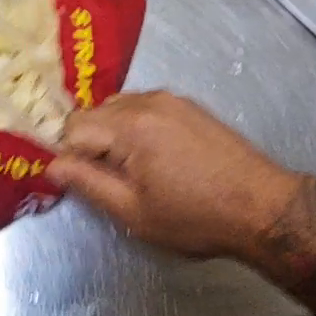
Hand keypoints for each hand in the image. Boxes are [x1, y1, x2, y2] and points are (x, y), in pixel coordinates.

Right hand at [47, 91, 303, 259]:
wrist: (262, 206)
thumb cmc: (195, 217)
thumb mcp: (134, 212)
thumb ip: (88, 184)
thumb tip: (53, 166)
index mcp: (130, 126)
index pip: (73, 126)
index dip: (68, 154)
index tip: (78, 180)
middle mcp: (146, 101)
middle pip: (94, 112)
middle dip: (89, 143)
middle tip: (105, 180)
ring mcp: (169, 98)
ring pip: (117, 108)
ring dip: (111, 133)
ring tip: (131, 171)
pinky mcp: (185, 104)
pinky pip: (142, 106)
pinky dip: (134, 126)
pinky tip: (153, 157)